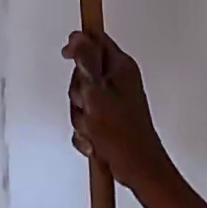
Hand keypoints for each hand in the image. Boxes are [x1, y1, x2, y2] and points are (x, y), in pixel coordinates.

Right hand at [63, 30, 174, 196]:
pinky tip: (94, 139)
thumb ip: (86, 62)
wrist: (139, 171)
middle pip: (82, 71)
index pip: (94, 39)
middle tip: (87, 104)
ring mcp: (114, 98)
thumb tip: (77, 36)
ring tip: (93, 127)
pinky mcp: (109, 117)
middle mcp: (118, 79)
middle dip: (77, 92)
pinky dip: (85, 129)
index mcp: (120, 66)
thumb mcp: (96, 92)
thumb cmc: (123, 134)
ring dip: (80, 114)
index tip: (67, 56)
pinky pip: (85, 116)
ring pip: (81, 96)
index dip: (77, 44)